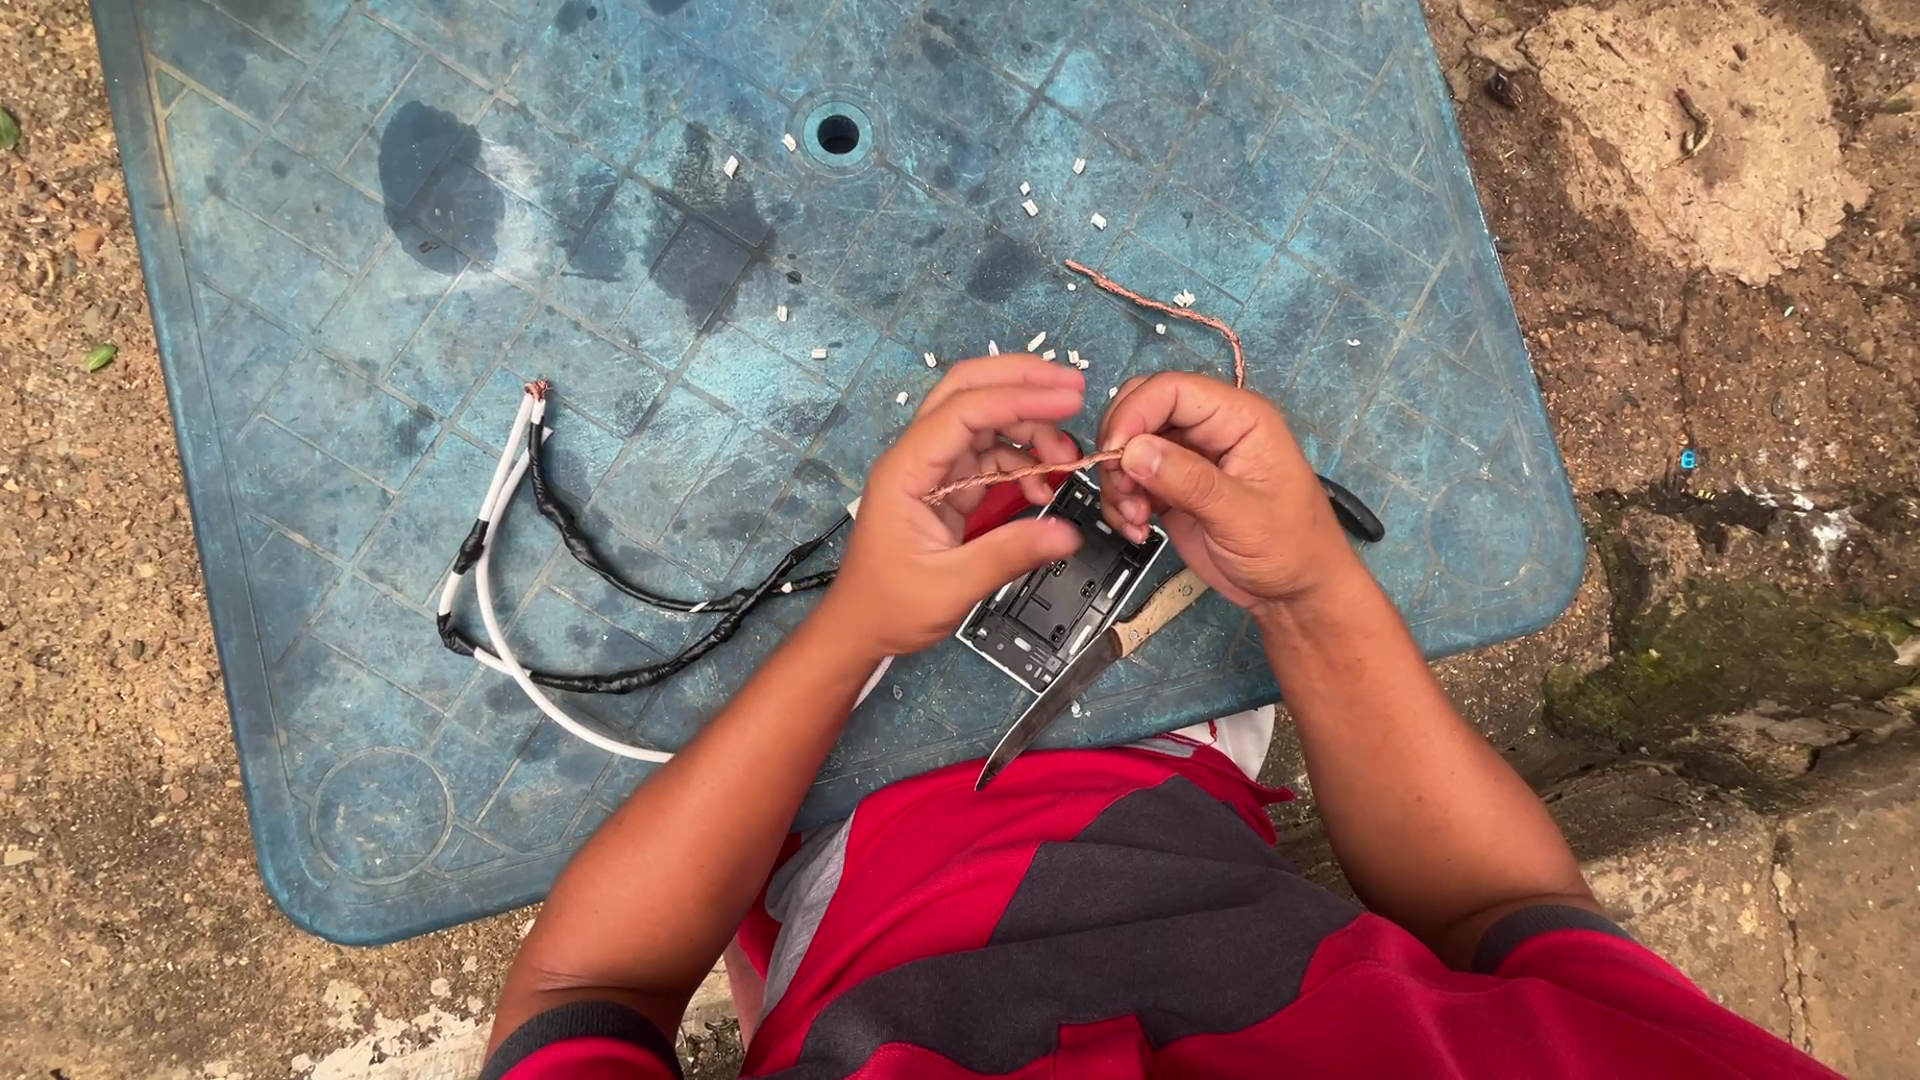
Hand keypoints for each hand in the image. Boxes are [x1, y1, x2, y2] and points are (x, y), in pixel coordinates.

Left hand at [820, 356, 1087, 655]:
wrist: (862, 627)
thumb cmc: (889, 606)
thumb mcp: (951, 586)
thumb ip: (1009, 554)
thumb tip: (1067, 534)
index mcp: (905, 472)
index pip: (962, 410)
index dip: (1018, 397)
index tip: (1067, 398)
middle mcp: (917, 459)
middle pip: (967, 392)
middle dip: (1021, 383)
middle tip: (1074, 389)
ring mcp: (932, 470)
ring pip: (984, 422)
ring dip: (1028, 429)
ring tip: (1066, 458)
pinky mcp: (947, 487)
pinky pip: (990, 456)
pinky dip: (1022, 462)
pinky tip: (1041, 487)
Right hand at [1097, 373, 1362, 613]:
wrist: (1292, 593)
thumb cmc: (1290, 549)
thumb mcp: (1243, 516)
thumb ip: (1189, 481)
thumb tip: (1133, 451)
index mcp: (1238, 419)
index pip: (1171, 390)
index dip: (1134, 414)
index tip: (1113, 455)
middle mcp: (1208, 431)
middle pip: (1140, 410)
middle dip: (1120, 448)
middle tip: (1123, 489)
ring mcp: (1186, 459)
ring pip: (1127, 448)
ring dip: (1119, 484)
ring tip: (1136, 519)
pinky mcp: (1169, 488)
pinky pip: (1129, 481)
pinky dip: (1122, 504)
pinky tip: (1139, 530)